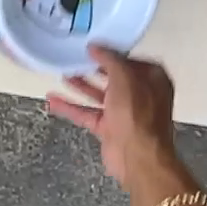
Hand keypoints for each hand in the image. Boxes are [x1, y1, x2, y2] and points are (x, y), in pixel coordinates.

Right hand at [47, 45, 185, 193]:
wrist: (137, 156)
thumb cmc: (138, 117)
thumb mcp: (125, 79)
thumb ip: (110, 60)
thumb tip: (97, 48)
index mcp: (152, 80)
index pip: (131, 60)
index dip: (113, 54)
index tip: (94, 48)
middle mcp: (140, 95)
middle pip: (113, 77)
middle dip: (94, 69)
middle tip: (76, 59)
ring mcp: (124, 113)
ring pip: (98, 95)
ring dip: (81, 85)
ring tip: (64, 75)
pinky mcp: (109, 128)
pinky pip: (86, 113)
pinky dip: (70, 107)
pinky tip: (54, 100)